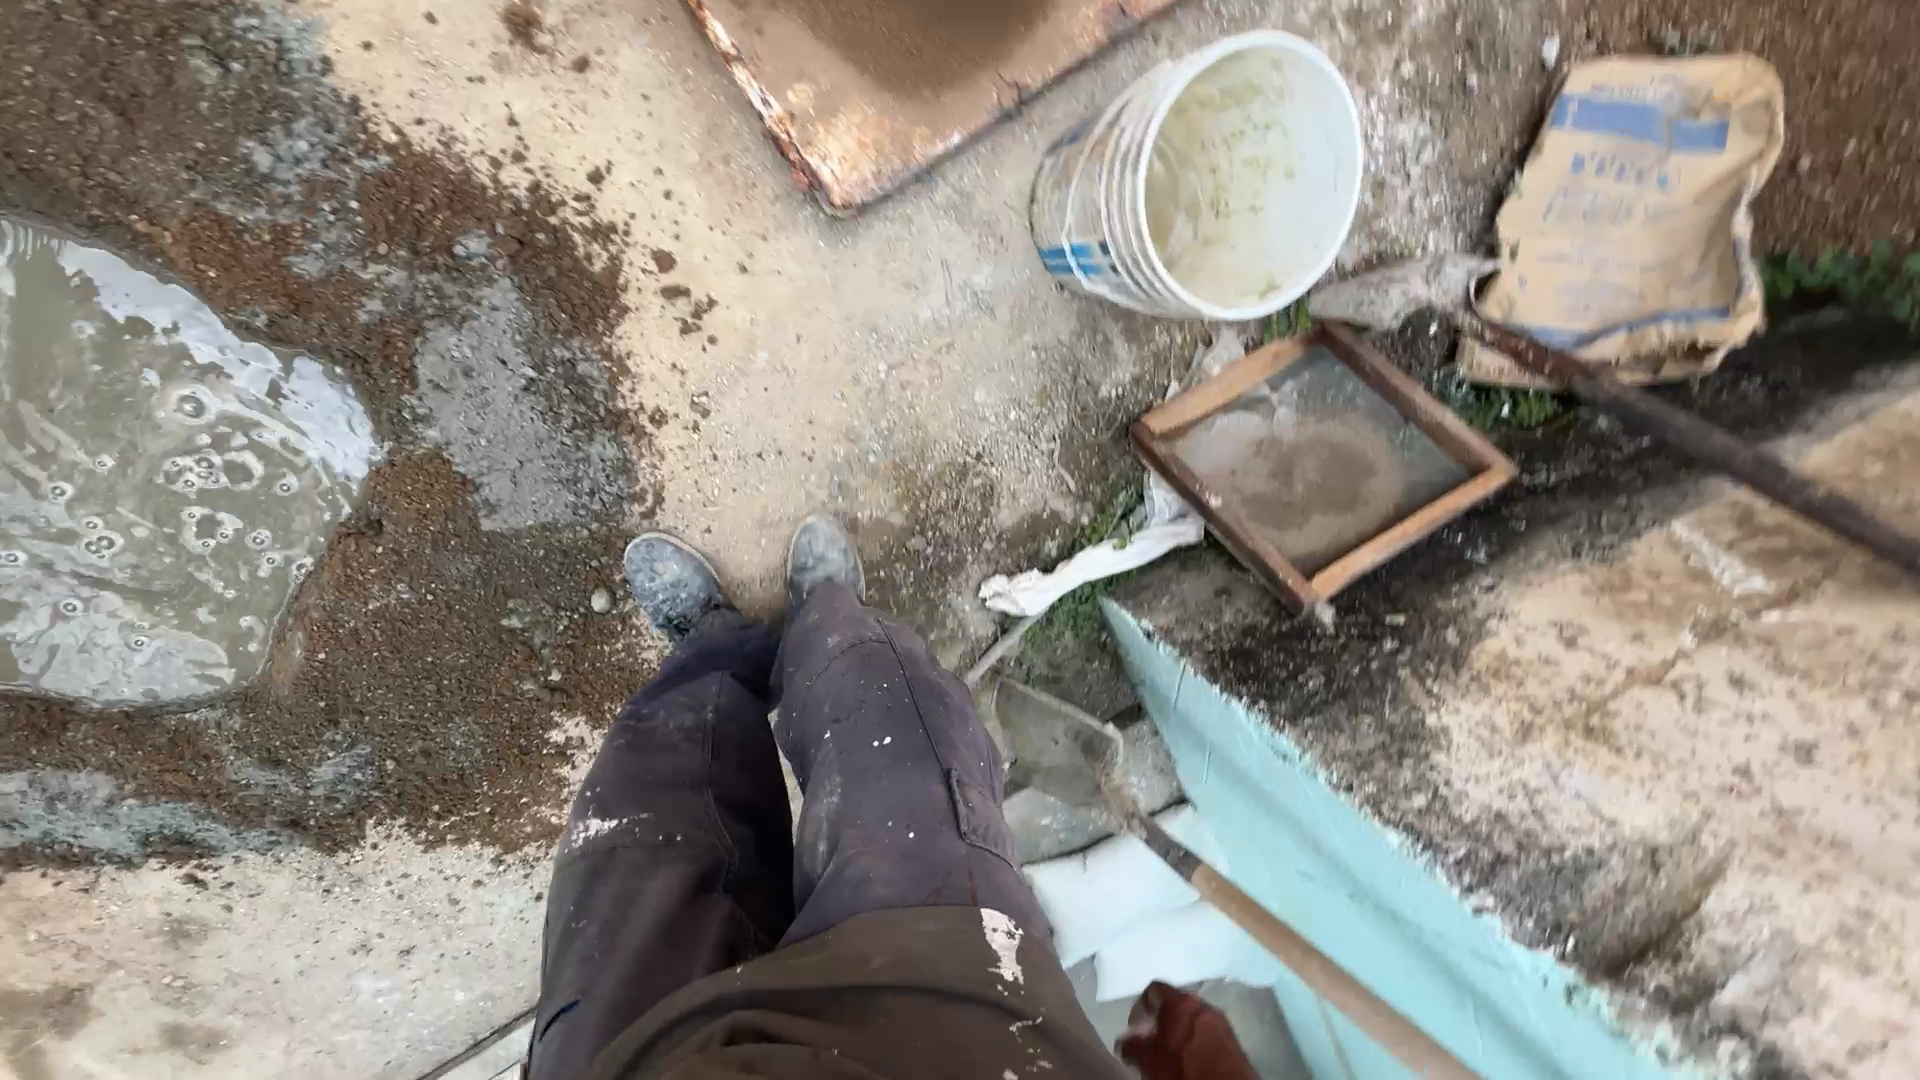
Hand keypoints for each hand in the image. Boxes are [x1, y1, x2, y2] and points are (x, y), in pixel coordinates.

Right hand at [1115, 981, 1259, 1079]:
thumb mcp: (1149, 1061)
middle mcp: (1201, 1003)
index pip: (1154, 989)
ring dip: (1181, 1030)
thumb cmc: (1183, 1071)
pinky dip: (1198, 1039)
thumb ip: (1132, 1046)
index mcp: (1179, 1002)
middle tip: (1153, 1040)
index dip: (1140, 1007)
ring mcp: (1220, 1020)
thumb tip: (1124, 1042)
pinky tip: (1192, 1058)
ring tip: (1173, 1052)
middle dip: (1162, 1019)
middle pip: (1175, 1003)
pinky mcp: (1234, 1039)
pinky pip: (1209, 1031)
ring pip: (1194, 1017)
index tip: (1136, 1027)